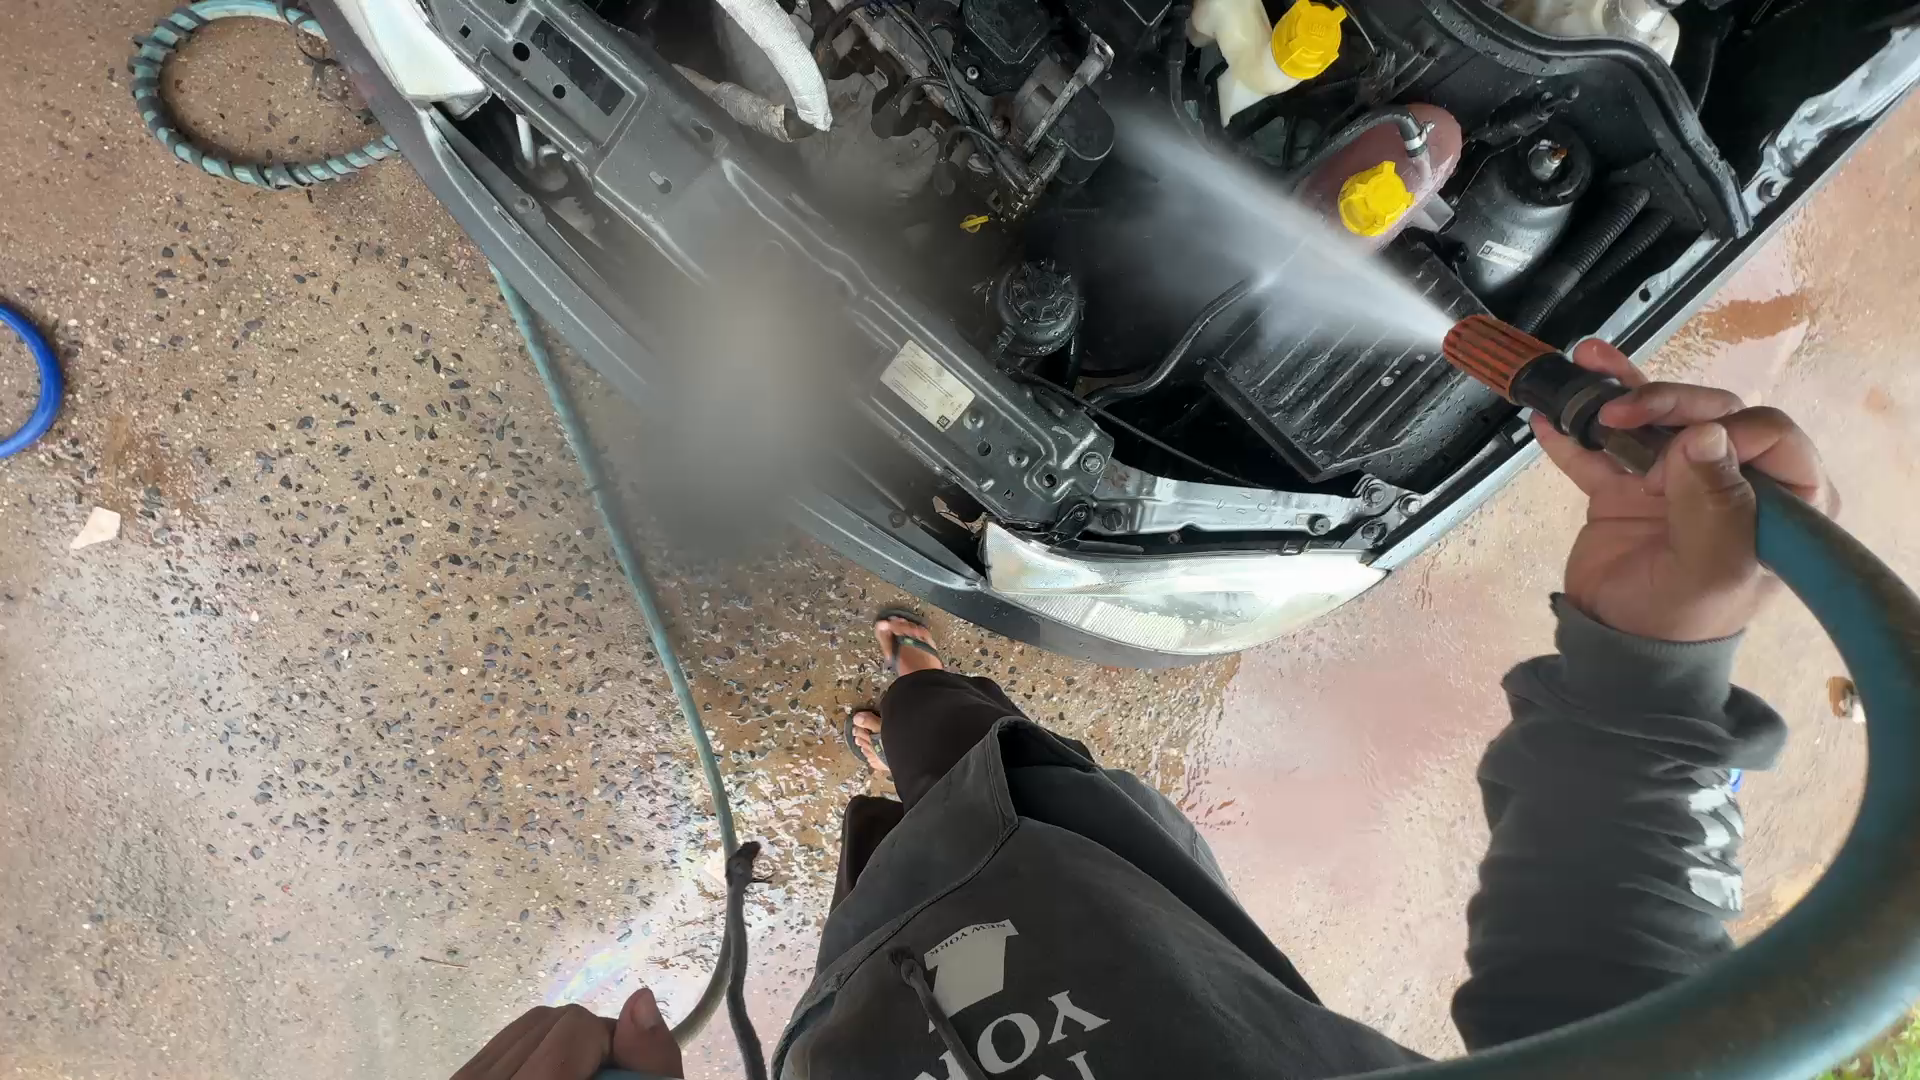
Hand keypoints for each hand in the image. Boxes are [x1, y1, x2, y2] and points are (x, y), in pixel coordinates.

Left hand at [451, 988, 682, 1079]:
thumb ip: (649, 1063)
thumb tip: (640, 998)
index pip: (572, 1029)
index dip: (608, 1045)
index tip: (615, 1076)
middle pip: (547, 1020)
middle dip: (582, 1044)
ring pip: (522, 1027)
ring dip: (556, 1048)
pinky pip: (493, 1048)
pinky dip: (527, 1056)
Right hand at [1531, 339, 1835, 642]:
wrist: (1616, 641)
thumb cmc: (1680, 614)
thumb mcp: (1710, 566)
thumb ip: (1714, 503)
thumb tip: (1704, 434)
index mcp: (1782, 497)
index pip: (1763, 433)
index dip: (1716, 431)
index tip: (1667, 460)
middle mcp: (1730, 479)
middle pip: (1704, 415)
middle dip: (1661, 404)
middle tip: (1615, 411)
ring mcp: (1670, 482)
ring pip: (1651, 423)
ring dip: (1616, 391)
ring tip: (1585, 363)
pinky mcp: (1621, 491)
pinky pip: (1596, 453)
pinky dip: (1570, 436)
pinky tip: (1548, 419)